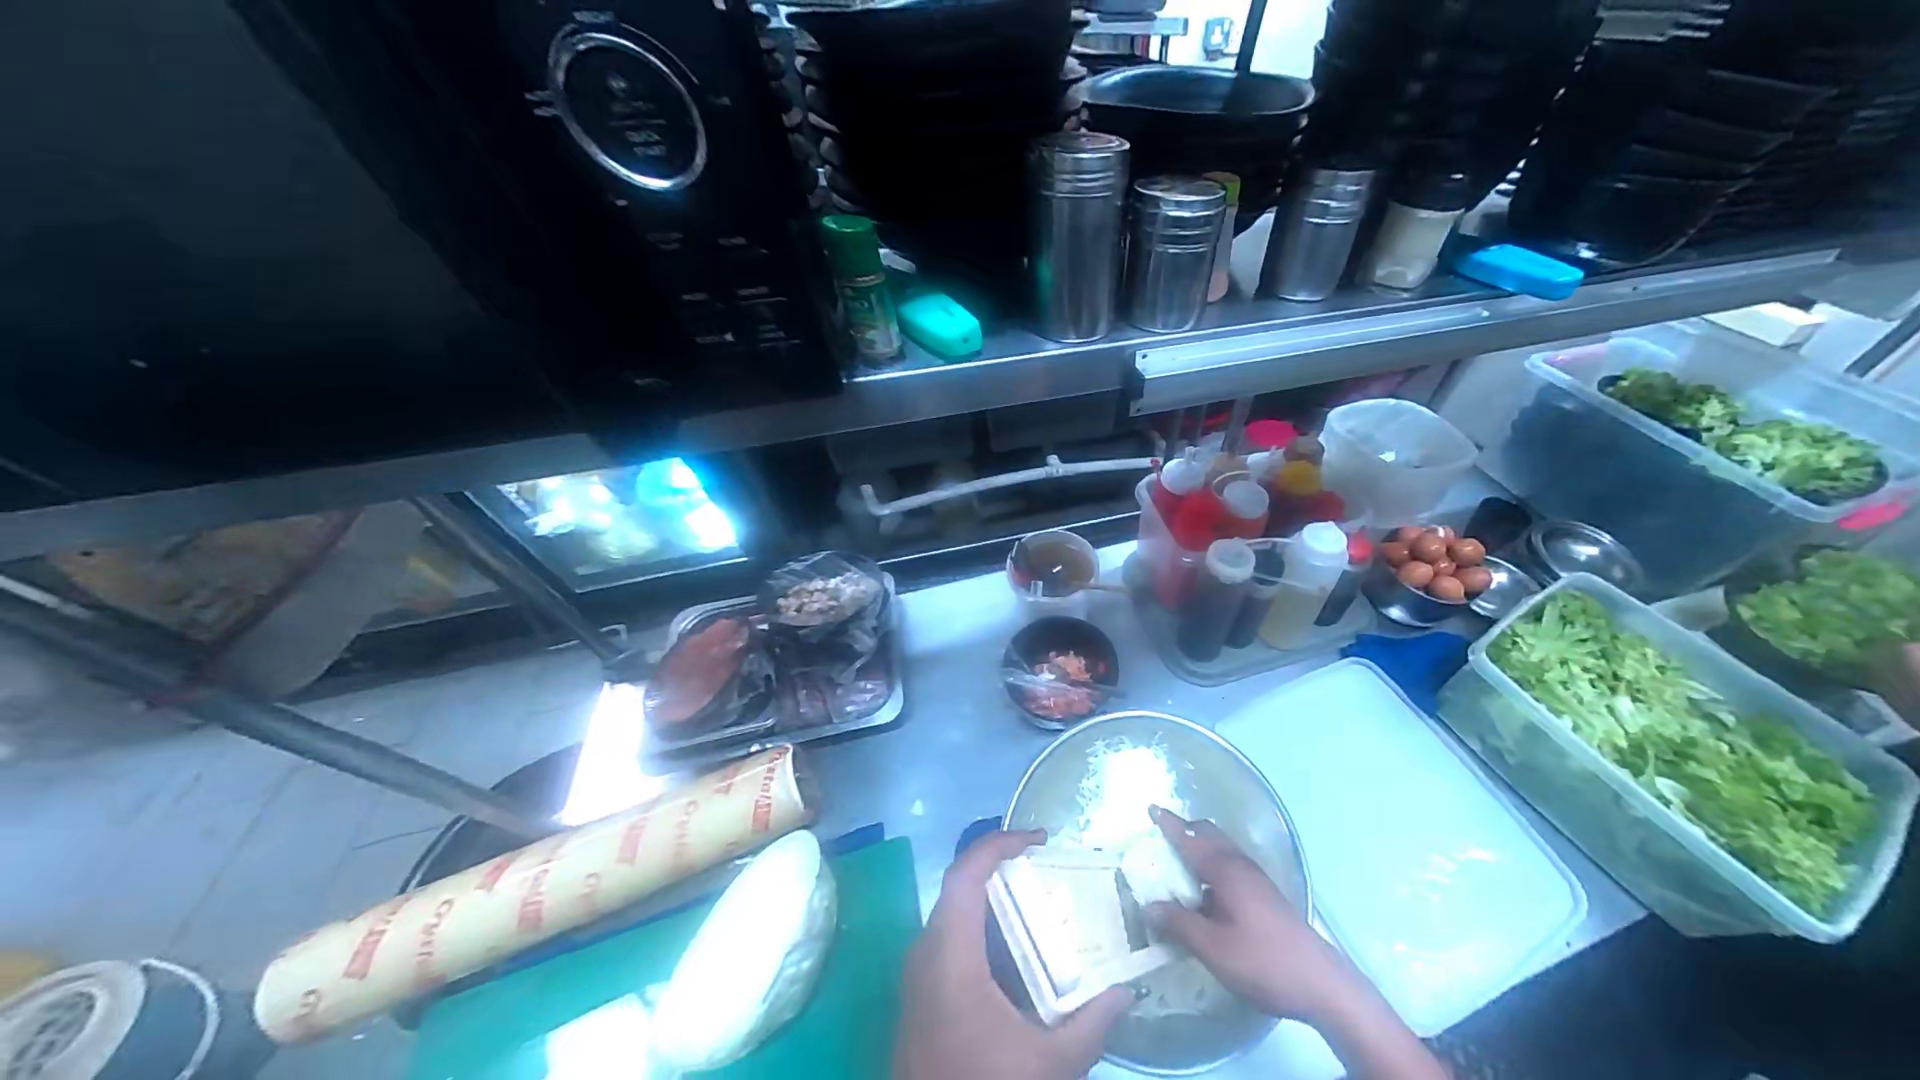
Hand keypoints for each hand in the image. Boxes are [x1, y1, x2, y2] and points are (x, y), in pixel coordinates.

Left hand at [893, 828, 1134, 1079]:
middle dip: (1000, 865)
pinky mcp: (920, 989)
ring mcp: (918, 970)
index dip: (998, 844)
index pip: (966, 873)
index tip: (1038, 839)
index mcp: (950, 953)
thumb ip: (1090, 1026)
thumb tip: (1125, 992)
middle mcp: (927, 950)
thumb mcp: (1046, 1065)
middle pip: (959, 885)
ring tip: (1034, 898)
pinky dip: (980, 925)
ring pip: (953, 910)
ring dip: (990, 896)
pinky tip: (1012, 948)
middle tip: (1044, 866)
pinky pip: (949, 936)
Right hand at [1142, 806, 1355, 1024]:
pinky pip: (1230, 868)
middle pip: (1210, 835)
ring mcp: (1256, 881)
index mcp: (1226, 870)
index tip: (1151, 808)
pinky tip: (1203, 896)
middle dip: (1185, 832)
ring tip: (1176, 868)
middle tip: (1161, 840)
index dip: (1169, 824)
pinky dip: (1210, 869)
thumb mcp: (1213, 948)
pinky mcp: (1265, 897)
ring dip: (1198, 851)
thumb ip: (1179, 924)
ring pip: (1221, 852)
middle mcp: (1241, 867)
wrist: (1324, 986)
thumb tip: (1150, 906)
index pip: (1190, 837)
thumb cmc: (1264, 962)